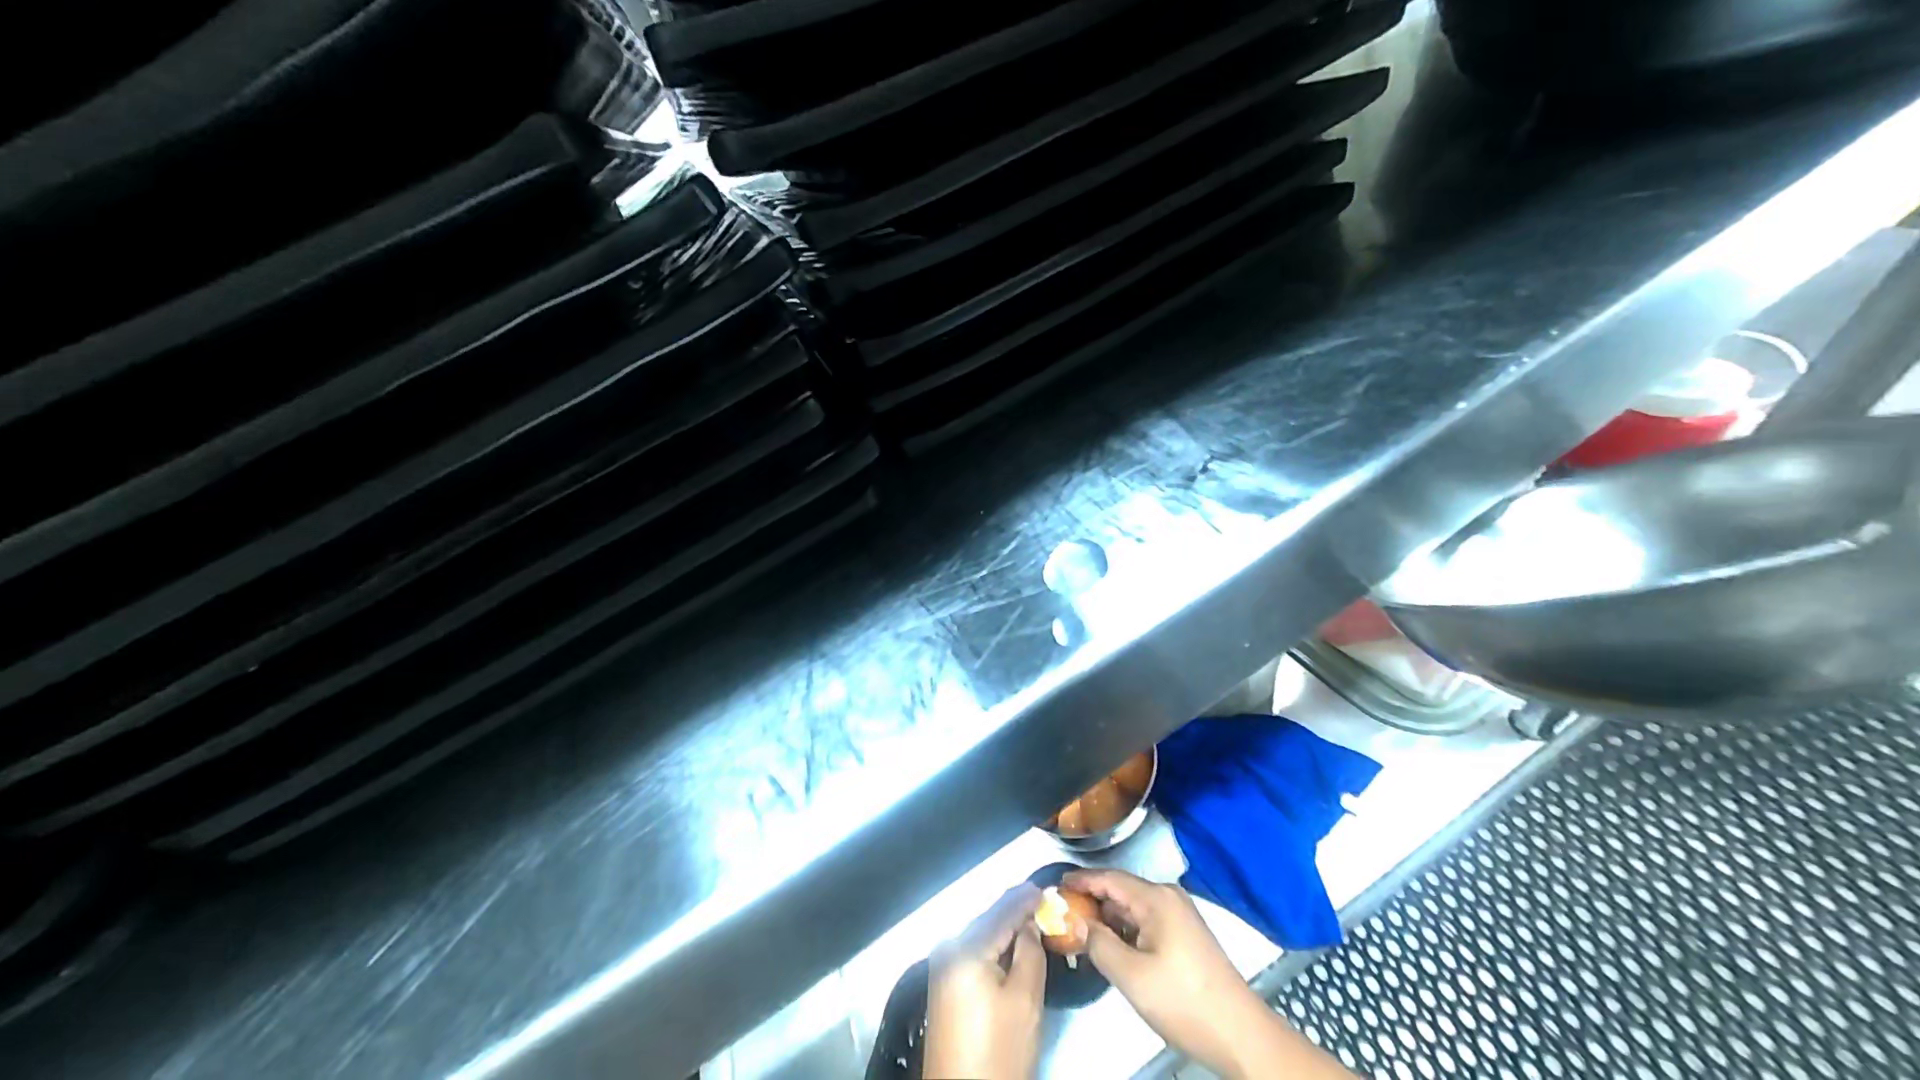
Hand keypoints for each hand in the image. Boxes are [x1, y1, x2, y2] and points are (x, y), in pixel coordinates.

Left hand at [922, 884, 1046, 1079]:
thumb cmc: (998, 1049)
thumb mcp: (1025, 1000)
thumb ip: (1030, 952)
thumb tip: (1029, 925)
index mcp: (965, 948)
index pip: (1001, 913)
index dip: (1024, 899)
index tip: (1045, 888)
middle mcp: (948, 949)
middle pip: (987, 920)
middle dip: (1014, 910)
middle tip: (1040, 900)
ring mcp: (942, 967)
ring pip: (980, 935)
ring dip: (1004, 926)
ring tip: (1029, 916)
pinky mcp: (944, 985)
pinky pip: (973, 951)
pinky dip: (993, 945)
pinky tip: (1009, 944)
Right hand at [1064, 869, 1349, 1079]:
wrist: (1240, 1034)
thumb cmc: (1183, 1000)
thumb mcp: (1131, 975)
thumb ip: (1098, 942)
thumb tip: (1075, 919)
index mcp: (1156, 898)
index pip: (1108, 877)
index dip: (1079, 880)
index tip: (1052, 886)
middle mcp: (1168, 897)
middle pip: (1120, 889)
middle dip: (1090, 900)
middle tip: (1059, 912)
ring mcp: (1179, 915)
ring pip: (1132, 907)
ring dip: (1107, 917)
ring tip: (1077, 929)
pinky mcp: (1185, 934)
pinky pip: (1145, 920)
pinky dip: (1124, 928)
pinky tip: (1109, 944)